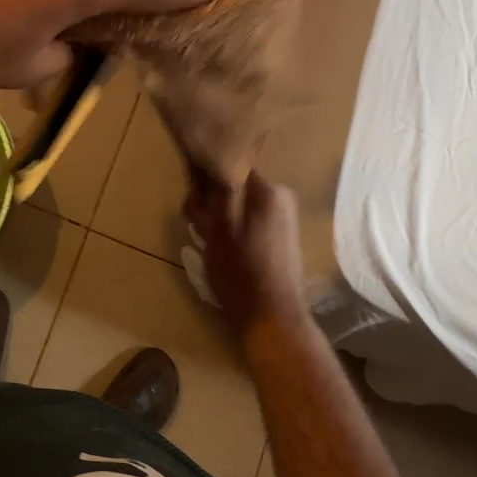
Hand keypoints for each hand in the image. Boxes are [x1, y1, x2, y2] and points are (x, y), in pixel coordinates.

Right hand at [186, 170, 308, 335]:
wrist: (272, 318)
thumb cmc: (240, 272)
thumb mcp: (219, 227)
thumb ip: (215, 189)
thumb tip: (207, 158)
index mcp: (269, 190)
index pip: (232, 162)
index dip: (207, 174)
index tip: (193, 193)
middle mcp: (281, 197)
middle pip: (235, 183)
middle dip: (212, 199)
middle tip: (199, 224)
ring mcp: (283, 217)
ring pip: (239, 202)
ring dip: (219, 215)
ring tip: (208, 240)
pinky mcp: (280, 236)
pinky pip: (249, 218)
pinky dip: (232, 227)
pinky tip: (223, 249)